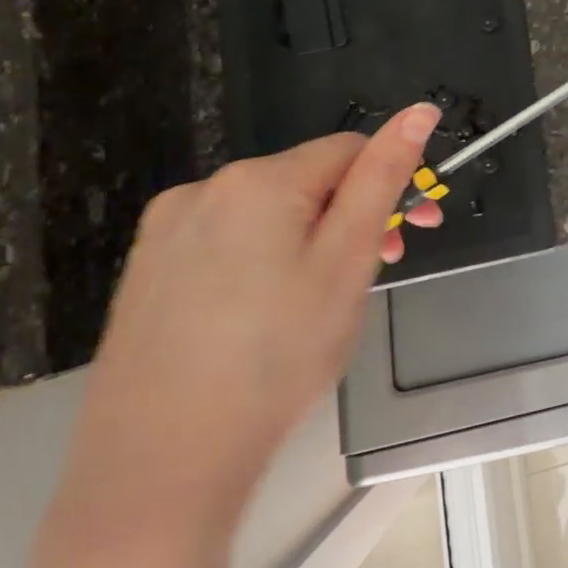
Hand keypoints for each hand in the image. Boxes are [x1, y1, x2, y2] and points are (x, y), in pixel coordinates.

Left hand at [31, 106, 443, 567]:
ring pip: (270, 215)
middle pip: (307, 182)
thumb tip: (420, 109)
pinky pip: (229, 244)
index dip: (393, 184)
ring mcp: (166, 234)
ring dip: (313, 241)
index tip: (416, 236)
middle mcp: (204, 191)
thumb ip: (384, 178)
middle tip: (376, 274)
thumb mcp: (348, 259)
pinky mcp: (148, 273)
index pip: (350, 149)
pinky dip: (266, 263)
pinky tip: (269, 316)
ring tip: (322, 304)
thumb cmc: (278, 353)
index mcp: (258, 181)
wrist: (164, 457)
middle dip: (352, 217)